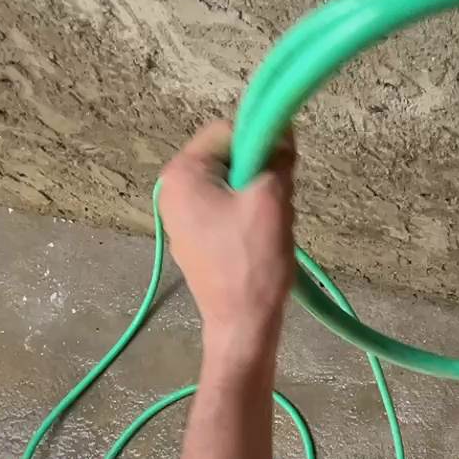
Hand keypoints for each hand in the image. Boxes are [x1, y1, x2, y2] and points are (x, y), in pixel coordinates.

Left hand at [158, 121, 296, 380]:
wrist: (242, 327)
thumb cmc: (253, 264)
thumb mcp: (271, 201)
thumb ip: (276, 159)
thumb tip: (281, 131)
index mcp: (181, 174)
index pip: (227, 131)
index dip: (262, 144)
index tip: (285, 171)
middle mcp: (173, 192)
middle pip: (231, 162)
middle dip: (262, 179)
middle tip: (279, 209)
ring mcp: (183, 221)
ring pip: (234, 190)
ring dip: (260, 204)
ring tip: (270, 233)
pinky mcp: (198, 245)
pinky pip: (229, 217)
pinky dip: (251, 225)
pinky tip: (262, 248)